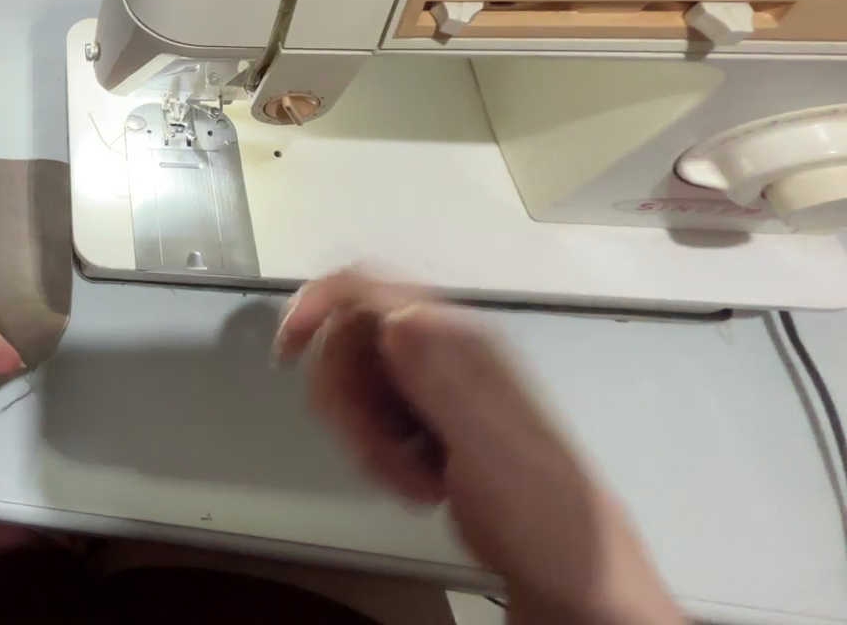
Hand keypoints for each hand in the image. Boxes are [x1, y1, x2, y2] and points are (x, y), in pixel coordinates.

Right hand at [276, 270, 681, 624]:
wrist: (574, 579)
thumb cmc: (541, 516)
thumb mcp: (492, 449)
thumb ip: (445, 381)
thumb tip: (396, 319)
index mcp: (458, 339)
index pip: (367, 286)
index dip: (316, 302)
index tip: (290, 349)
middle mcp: (439, 346)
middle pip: (345, 337)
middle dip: (342, 394)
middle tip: (366, 447)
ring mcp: (430, 380)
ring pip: (349, 375)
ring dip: (359, 429)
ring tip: (403, 475)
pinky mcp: (420, 412)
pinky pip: (362, 407)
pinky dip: (369, 443)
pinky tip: (409, 477)